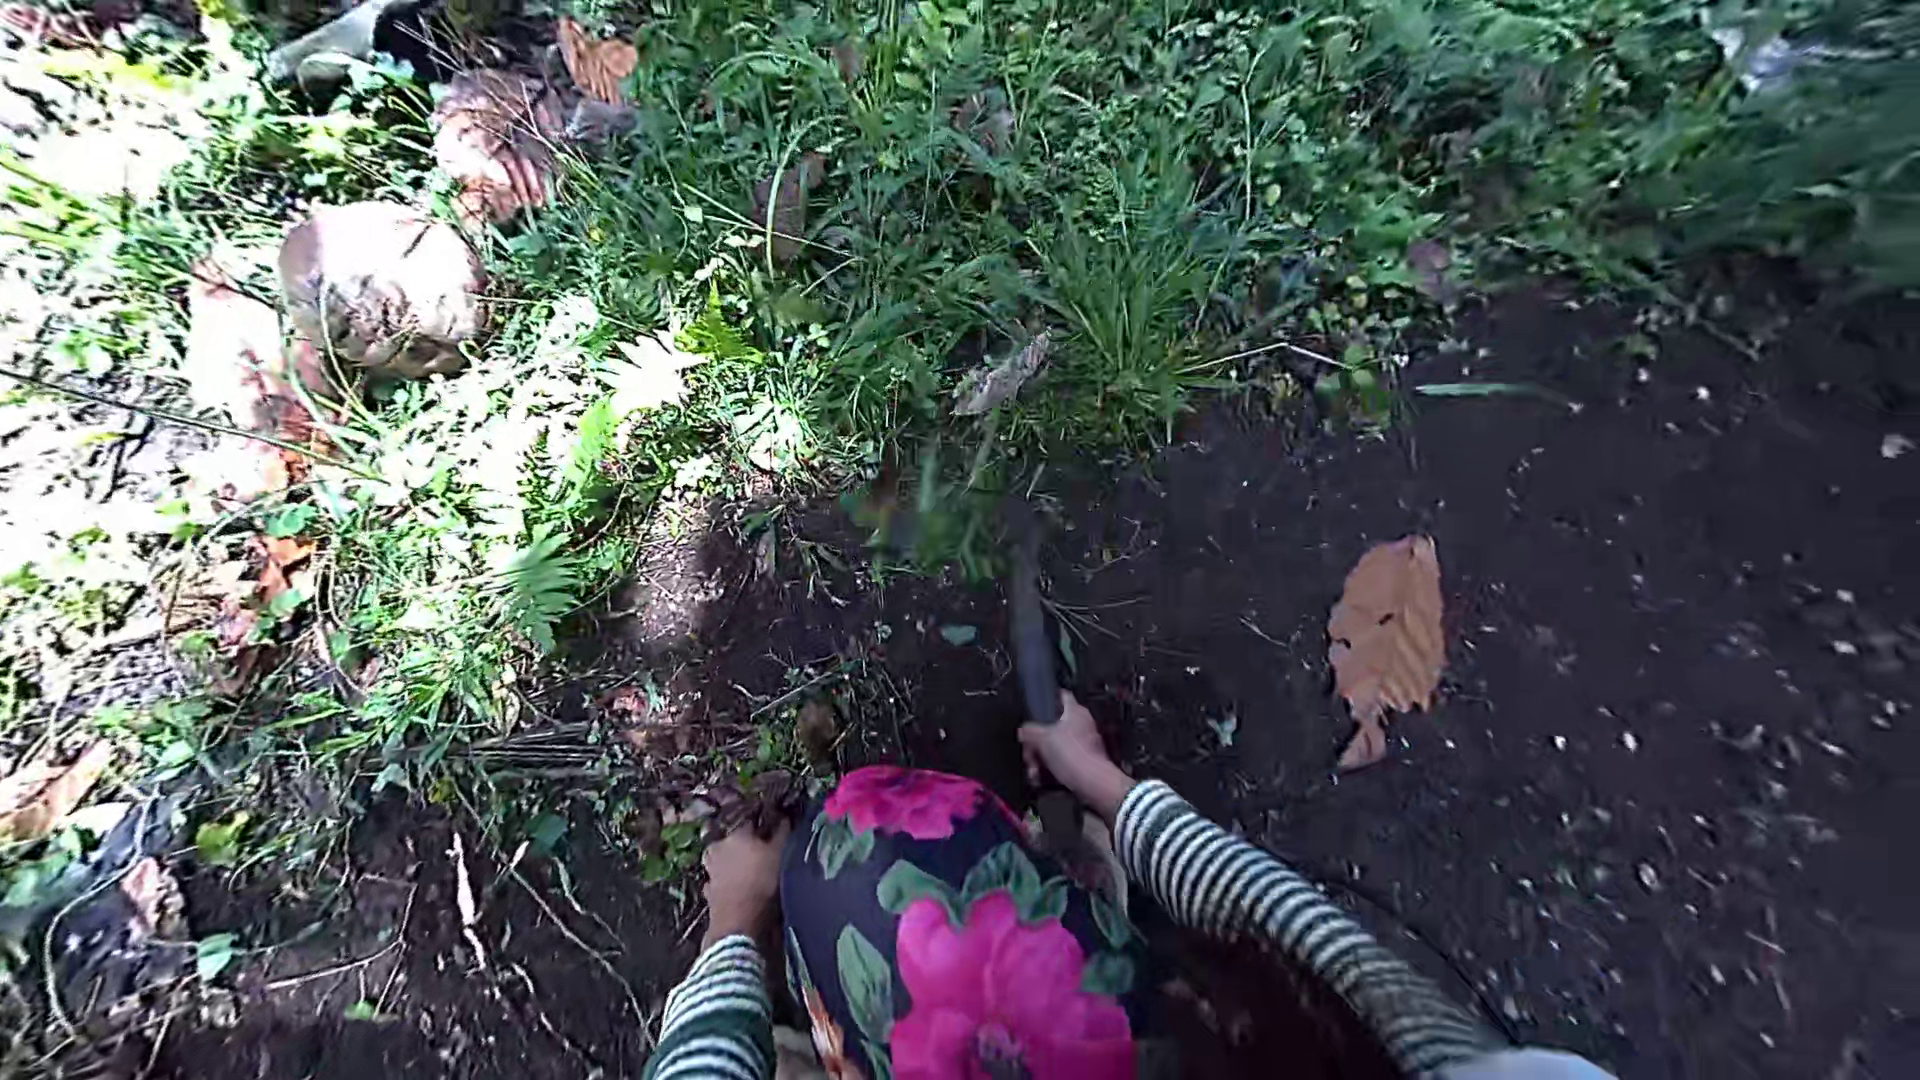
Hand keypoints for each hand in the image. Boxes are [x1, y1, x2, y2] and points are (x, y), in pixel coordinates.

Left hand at [700, 818, 790, 948]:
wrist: (738, 920)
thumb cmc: (761, 880)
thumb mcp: (779, 853)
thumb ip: (782, 833)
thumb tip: (784, 817)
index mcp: (737, 834)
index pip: (750, 822)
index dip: (761, 826)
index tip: (770, 830)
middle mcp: (720, 847)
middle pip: (732, 839)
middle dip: (742, 842)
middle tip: (757, 849)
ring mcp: (711, 870)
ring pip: (721, 858)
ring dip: (730, 860)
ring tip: (744, 866)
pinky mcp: (708, 891)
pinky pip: (717, 878)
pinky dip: (724, 879)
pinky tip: (734, 884)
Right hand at [1018, 691, 1137, 822]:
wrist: (1093, 784)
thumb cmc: (1073, 755)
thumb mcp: (1040, 738)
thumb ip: (1028, 731)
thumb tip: (1023, 731)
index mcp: (1075, 711)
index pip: (1061, 695)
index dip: (1048, 698)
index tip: (1037, 706)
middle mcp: (1082, 724)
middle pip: (1052, 725)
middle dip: (1037, 741)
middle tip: (1030, 751)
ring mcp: (1085, 742)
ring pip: (1056, 744)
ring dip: (1042, 757)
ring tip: (1034, 770)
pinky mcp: (1085, 760)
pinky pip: (1063, 760)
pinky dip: (1052, 767)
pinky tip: (1042, 778)